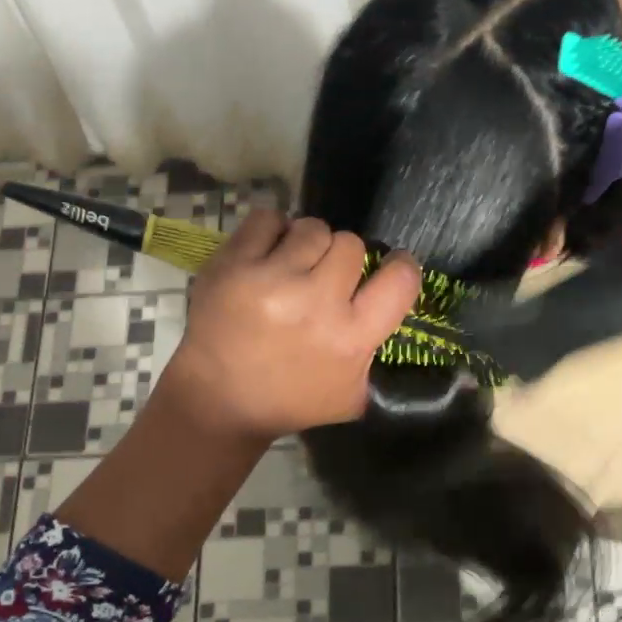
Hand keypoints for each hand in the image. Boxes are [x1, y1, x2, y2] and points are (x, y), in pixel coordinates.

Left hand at [160, 210, 421, 439]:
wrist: (221, 400)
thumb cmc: (292, 401)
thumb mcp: (352, 395)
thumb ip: (376, 352)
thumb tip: (390, 306)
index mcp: (351, 339)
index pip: (400, 279)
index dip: (400, 267)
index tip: (388, 268)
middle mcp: (317, 303)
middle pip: (351, 244)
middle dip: (341, 260)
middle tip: (323, 281)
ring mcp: (273, 279)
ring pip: (312, 228)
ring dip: (306, 246)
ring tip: (292, 269)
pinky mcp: (235, 263)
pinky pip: (269, 220)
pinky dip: (272, 233)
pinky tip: (267, 257)